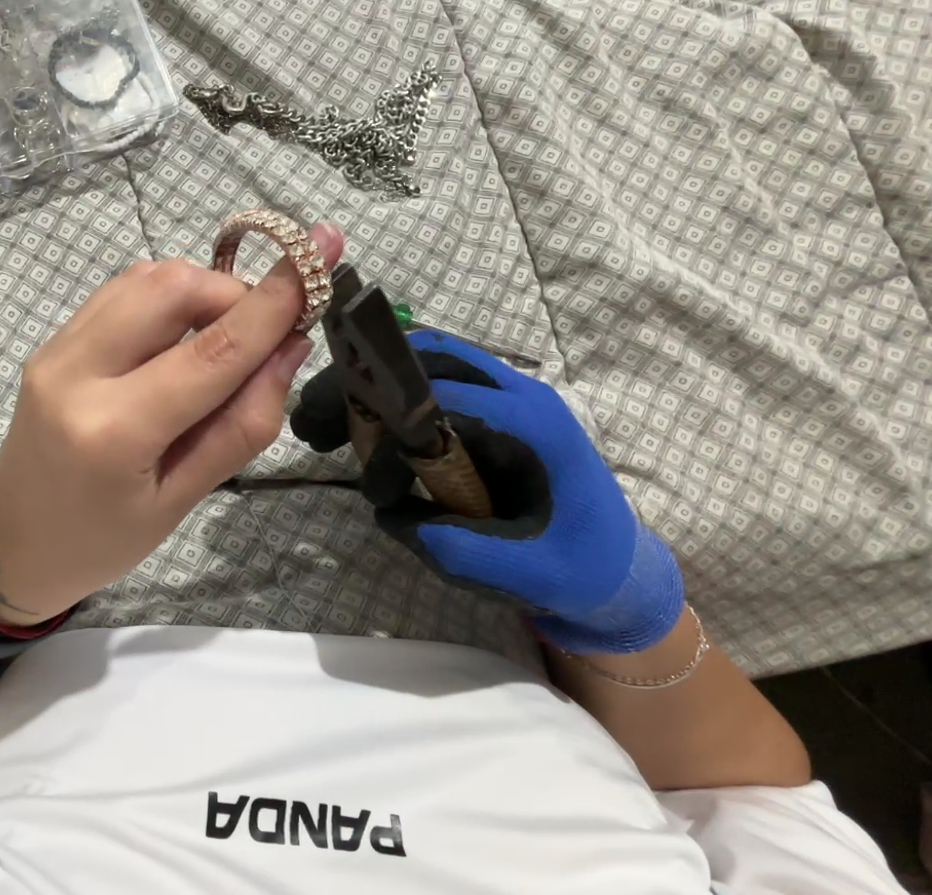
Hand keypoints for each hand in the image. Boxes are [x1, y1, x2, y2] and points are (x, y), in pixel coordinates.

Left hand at [0, 224, 346, 625]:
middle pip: (169, 287)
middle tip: (262, 332)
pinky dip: (164, 299)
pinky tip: (177, 340)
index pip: (211, 350)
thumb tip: (289, 347)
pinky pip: (118, 293)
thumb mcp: (182, 501)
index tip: (320, 251)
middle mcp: (75, 373)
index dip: (274, 300)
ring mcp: (55, 351)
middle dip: (232, 291)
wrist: (13, 542)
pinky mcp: (50, 342)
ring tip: (221, 340)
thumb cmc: (103, 542)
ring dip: (198, 291)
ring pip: (143, 278)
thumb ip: (242, 424)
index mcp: (112, 431)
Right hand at [290, 329, 681, 653]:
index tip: (370, 480)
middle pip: (428, 358)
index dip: (393, 431)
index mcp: (534, 425)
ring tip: (321, 425)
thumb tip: (389, 513)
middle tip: (312, 419)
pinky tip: (355, 430)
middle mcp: (518, 395)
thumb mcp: (521, 573)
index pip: (446, 400)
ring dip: (369, 387)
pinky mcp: (489, 410)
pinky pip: (430, 385)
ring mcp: (505, 396)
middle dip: (363, 383)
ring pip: (424, 363)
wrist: (618, 569)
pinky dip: (386, 400)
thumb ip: (455, 546)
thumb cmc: (576, 569)